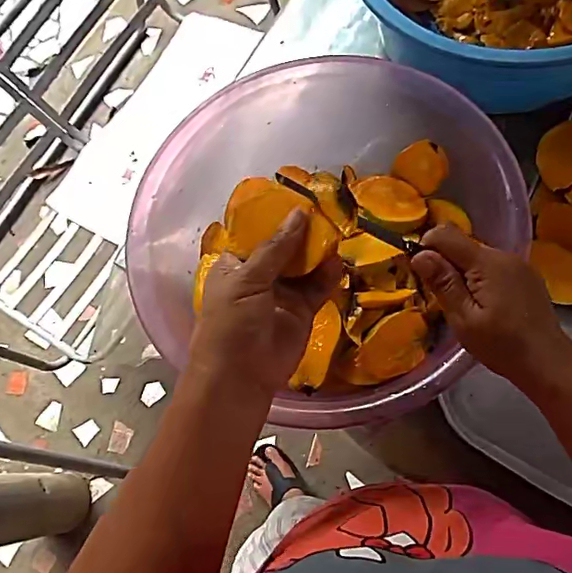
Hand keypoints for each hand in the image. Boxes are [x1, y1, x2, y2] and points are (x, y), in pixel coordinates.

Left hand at [189, 209, 343, 394]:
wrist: (241, 377)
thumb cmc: (231, 325)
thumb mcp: (247, 280)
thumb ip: (276, 248)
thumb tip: (299, 214)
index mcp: (235, 264)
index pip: (257, 233)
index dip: (277, 216)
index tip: (300, 195)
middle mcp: (259, 275)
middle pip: (286, 247)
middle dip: (304, 232)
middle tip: (327, 209)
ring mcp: (282, 293)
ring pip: (305, 265)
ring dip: (319, 251)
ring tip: (337, 230)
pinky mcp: (302, 311)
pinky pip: (318, 287)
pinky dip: (329, 275)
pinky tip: (339, 261)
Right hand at [409, 225, 571, 389]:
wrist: (548, 361)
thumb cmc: (502, 345)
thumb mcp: (464, 319)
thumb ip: (444, 283)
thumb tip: (419, 254)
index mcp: (487, 262)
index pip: (445, 234)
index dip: (427, 248)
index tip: (422, 276)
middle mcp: (504, 255)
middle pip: (462, 244)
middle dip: (445, 264)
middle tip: (442, 299)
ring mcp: (518, 264)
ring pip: (477, 256)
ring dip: (463, 273)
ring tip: (464, 306)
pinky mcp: (525, 276)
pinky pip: (493, 267)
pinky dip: (480, 279)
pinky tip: (484, 305)